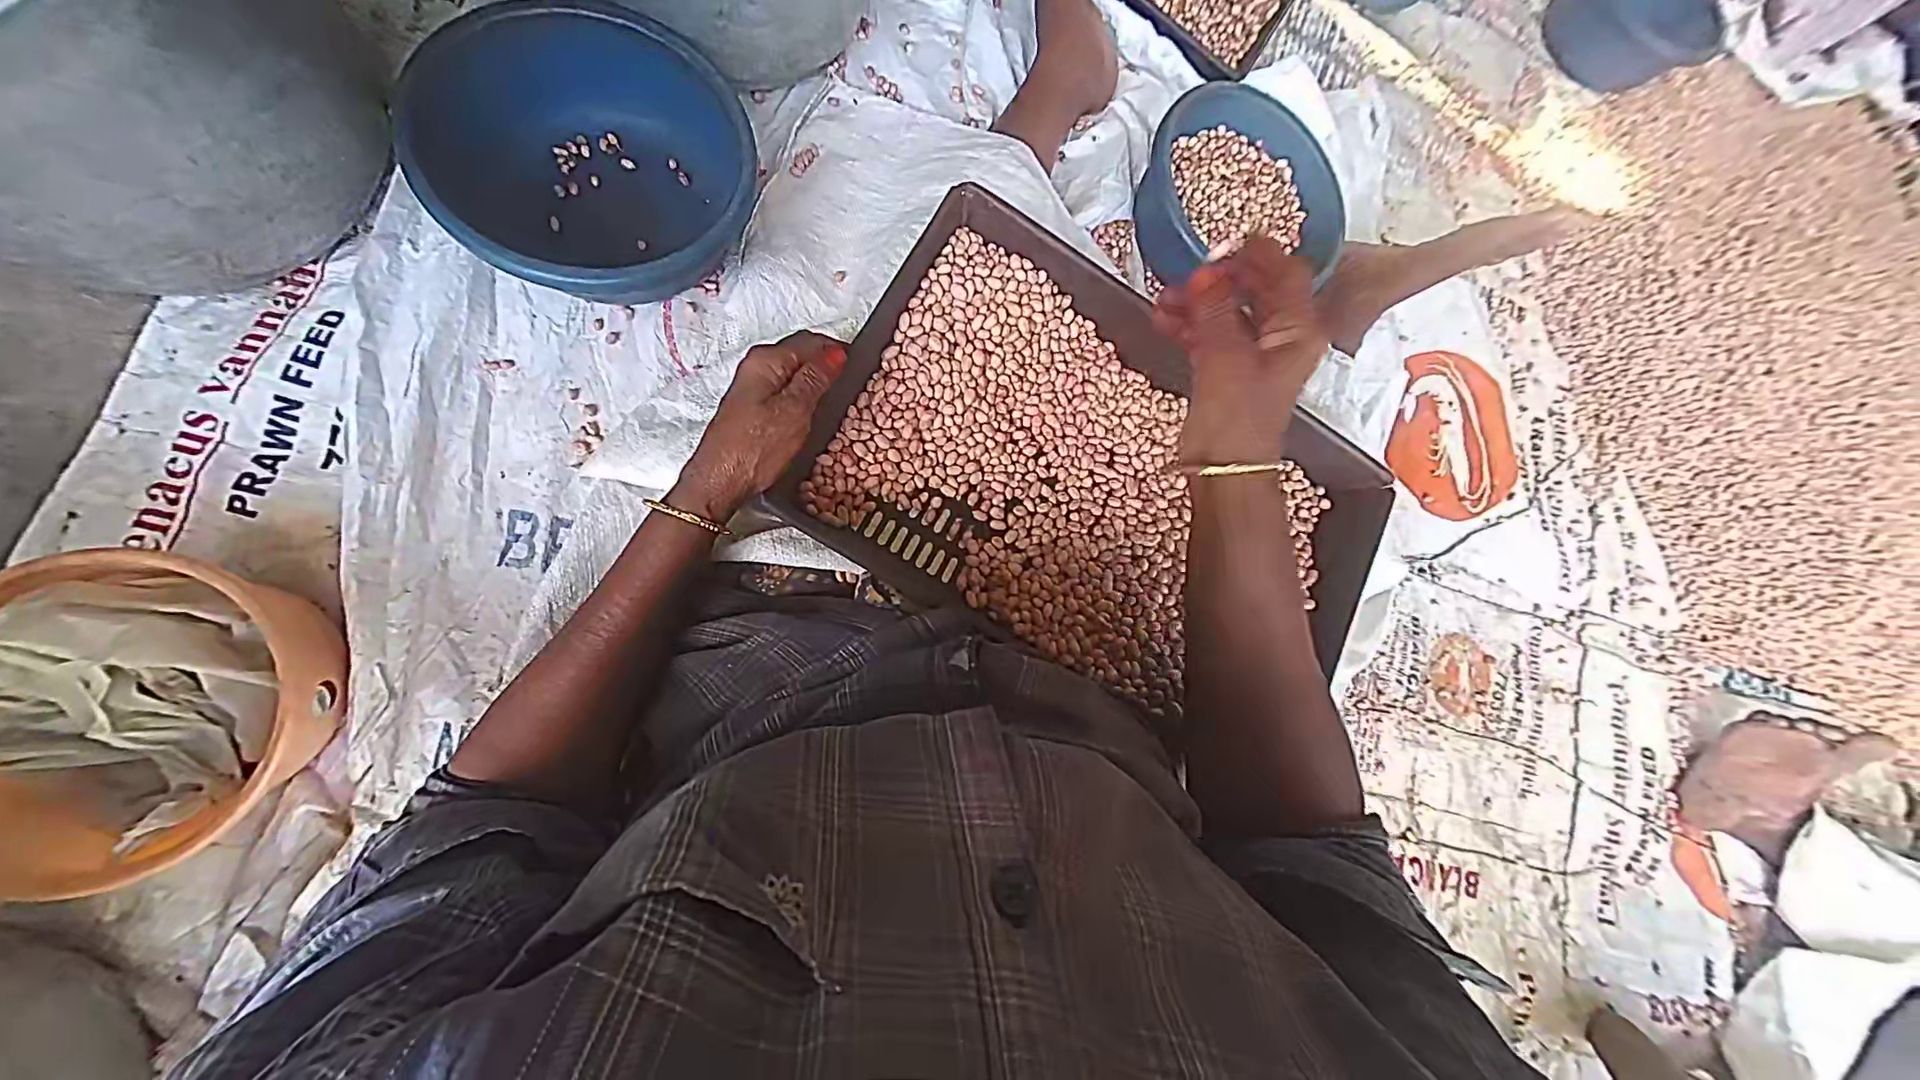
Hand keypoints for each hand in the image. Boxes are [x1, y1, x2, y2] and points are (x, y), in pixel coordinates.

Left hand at [672, 331, 846, 520]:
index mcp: (766, 360)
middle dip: (827, 363)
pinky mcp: (753, 410)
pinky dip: (803, 398)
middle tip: (854, 380)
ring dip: (816, 382)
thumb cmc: (754, 449)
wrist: (720, 481)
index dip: (837, 350)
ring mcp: (753, 389)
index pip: (810, 341)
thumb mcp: (795, 410)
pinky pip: (785, 393)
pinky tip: (814, 413)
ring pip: (793, 375)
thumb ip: (816, 379)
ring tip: (838, 398)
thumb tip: (835, 355)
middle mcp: (756, 368)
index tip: (860, 364)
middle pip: (800, 355)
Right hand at [1151, 238, 1327, 464]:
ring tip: (1163, 299)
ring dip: (1195, 304)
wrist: (1221, 469)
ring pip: (1225, 314)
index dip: (1256, 255)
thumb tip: (1205, 274)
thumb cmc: (1234, 419)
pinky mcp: (1226, 371)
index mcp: (1296, 331)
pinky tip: (1162, 320)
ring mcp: (1251, 355)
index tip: (1224, 242)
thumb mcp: (1225, 358)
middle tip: (1184, 273)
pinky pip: (1209, 336)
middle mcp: (1279, 338)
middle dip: (1217, 281)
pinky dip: (1188, 326)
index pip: (1285, 275)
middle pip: (1251, 293)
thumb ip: (1215, 311)